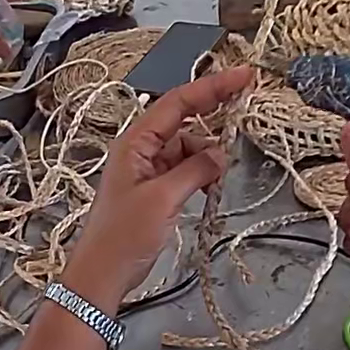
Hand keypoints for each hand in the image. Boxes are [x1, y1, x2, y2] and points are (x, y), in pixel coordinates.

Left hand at [62, 67, 254, 310]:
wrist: (103, 273)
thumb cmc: (123, 235)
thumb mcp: (162, 198)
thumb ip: (195, 170)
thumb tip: (221, 155)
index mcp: (135, 142)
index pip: (178, 102)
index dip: (212, 87)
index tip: (244, 77)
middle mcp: (141, 149)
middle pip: (184, 122)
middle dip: (214, 118)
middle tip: (246, 110)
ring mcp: (149, 170)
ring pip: (188, 149)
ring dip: (208, 157)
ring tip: (219, 178)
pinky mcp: (156, 190)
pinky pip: (185, 170)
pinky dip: (201, 174)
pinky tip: (211, 187)